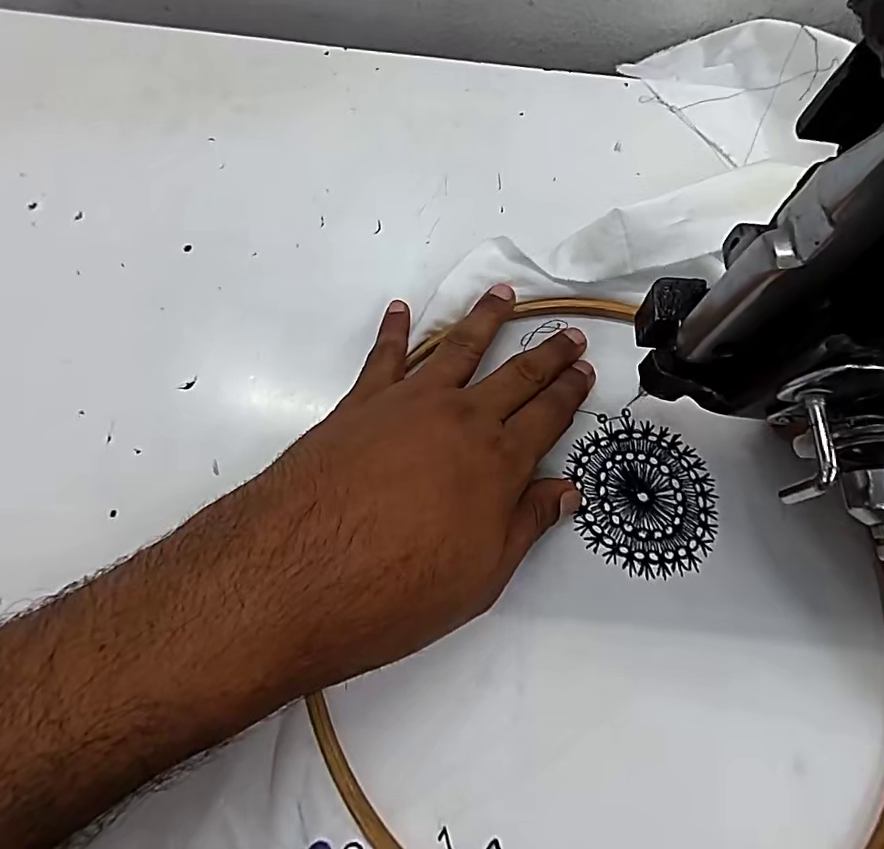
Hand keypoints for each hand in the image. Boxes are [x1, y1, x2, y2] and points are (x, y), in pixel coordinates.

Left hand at [169, 284, 594, 696]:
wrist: (299, 571)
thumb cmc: (398, 589)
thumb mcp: (480, 576)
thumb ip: (524, 525)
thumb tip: (565, 491)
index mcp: (496, 463)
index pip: (547, 417)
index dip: (569, 393)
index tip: (583, 371)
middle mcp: (460, 420)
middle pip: (515, 375)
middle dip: (547, 353)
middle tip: (567, 336)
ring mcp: (409, 402)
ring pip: (458, 347)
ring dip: (485, 318)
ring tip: (504, 294)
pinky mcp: (362, 400)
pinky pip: (385, 354)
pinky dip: (394, 328)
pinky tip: (401, 309)